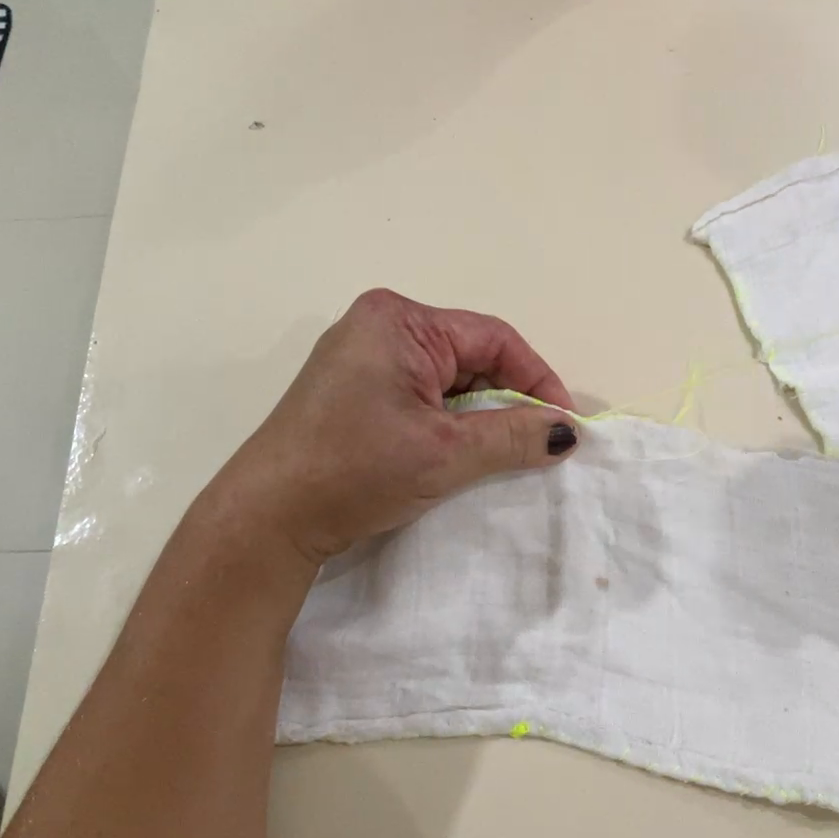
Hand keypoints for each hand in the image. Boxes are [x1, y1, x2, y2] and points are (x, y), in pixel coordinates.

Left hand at [203, 288, 580, 563]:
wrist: (269, 517)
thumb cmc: (356, 471)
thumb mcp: (445, 453)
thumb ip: (513, 437)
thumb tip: (568, 432)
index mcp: (398, 320)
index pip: (492, 339)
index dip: (537, 380)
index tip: (563, 427)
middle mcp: (378, 327)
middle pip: (470, 357)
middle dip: (507, 401)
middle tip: (535, 446)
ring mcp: (361, 362)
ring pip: (446, 382)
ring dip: (478, 418)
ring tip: (501, 456)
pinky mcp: (352, 395)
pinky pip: (419, 399)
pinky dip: (447, 426)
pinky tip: (459, 457)